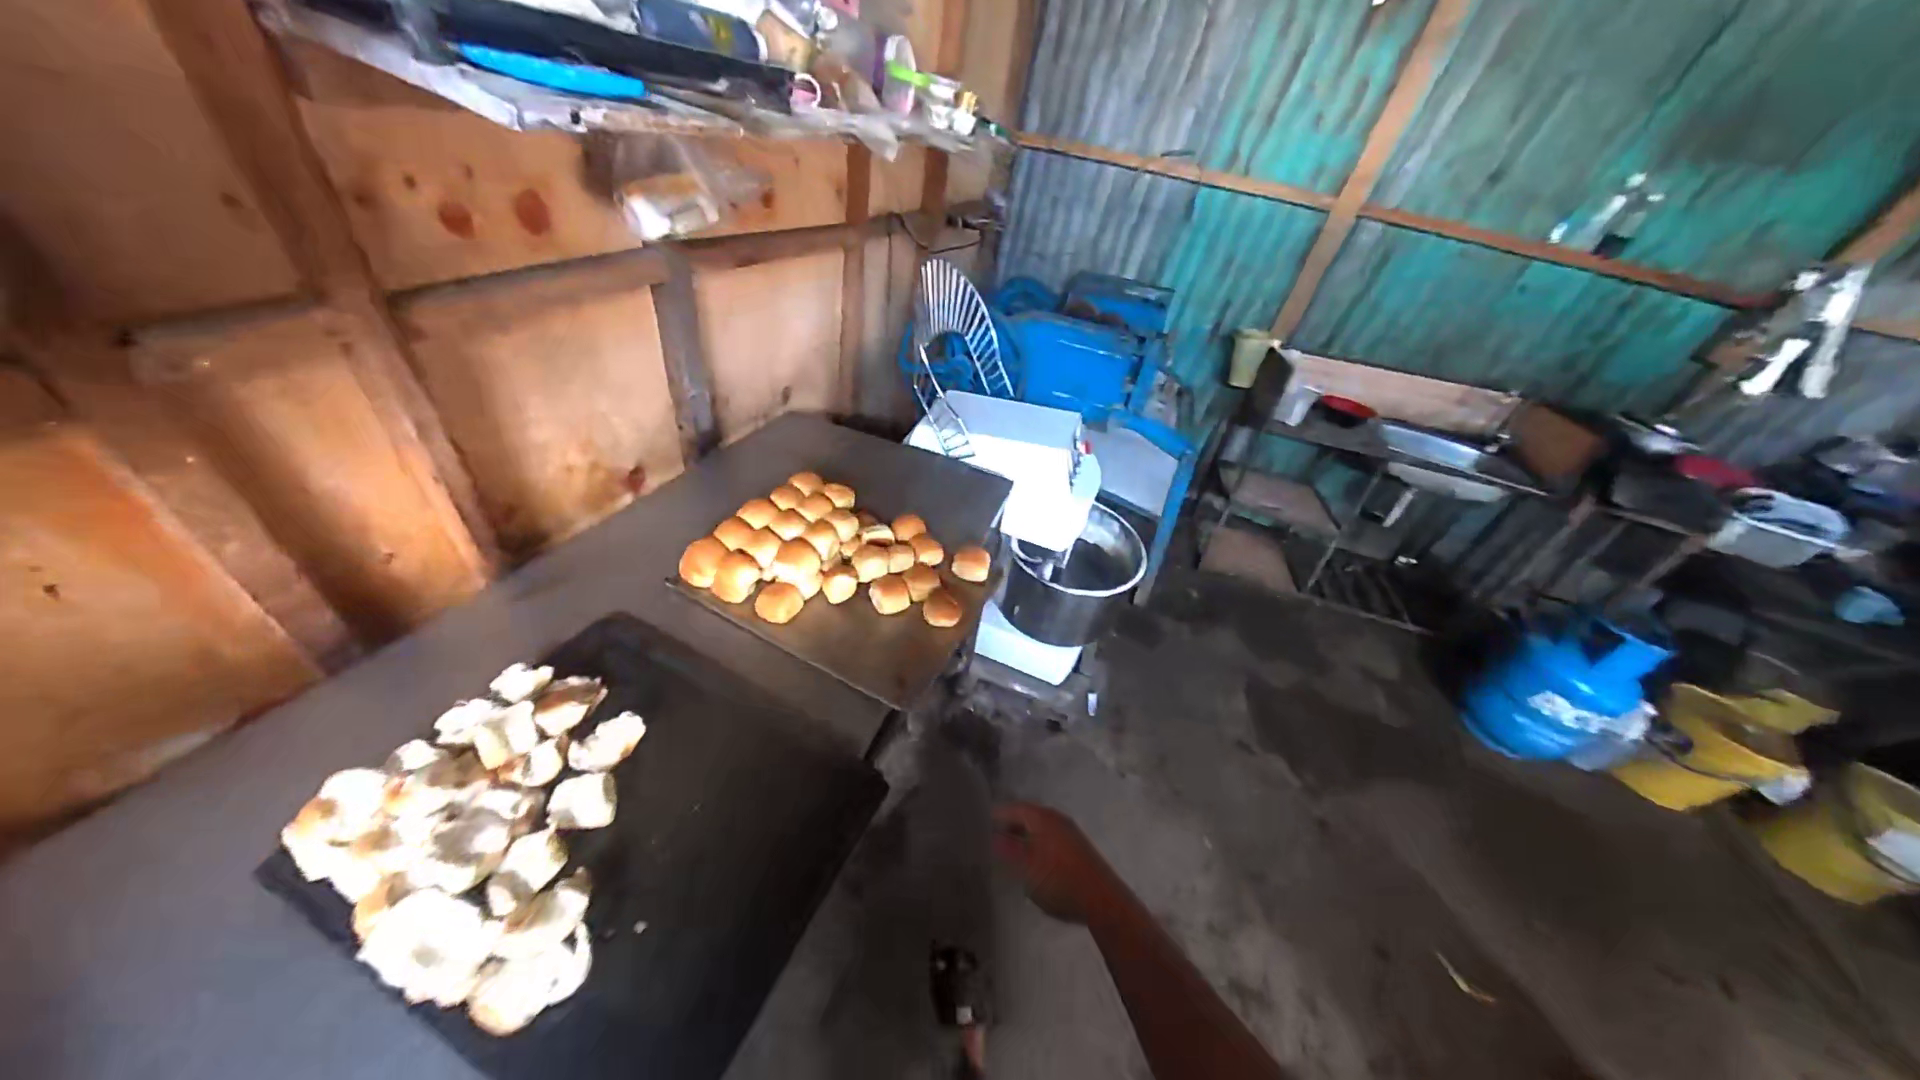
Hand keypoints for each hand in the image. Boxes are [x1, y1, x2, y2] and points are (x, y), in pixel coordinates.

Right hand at [991, 802, 1113, 923]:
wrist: (1103, 902)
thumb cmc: (1061, 882)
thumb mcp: (1027, 868)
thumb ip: (1007, 849)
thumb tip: (991, 835)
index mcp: (1043, 817)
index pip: (1012, 808)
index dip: (994, 815)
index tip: (977, 824)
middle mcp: (1056, 819)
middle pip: (1025, 816)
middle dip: (1007, 826)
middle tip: (987, 839)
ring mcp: (1068, 833)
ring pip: (1037, 829)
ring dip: (1021, 837)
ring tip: (1004, 853)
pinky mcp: (1076, 848)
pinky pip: (1047, 839)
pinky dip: (1034, 845)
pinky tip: (1028, 862)